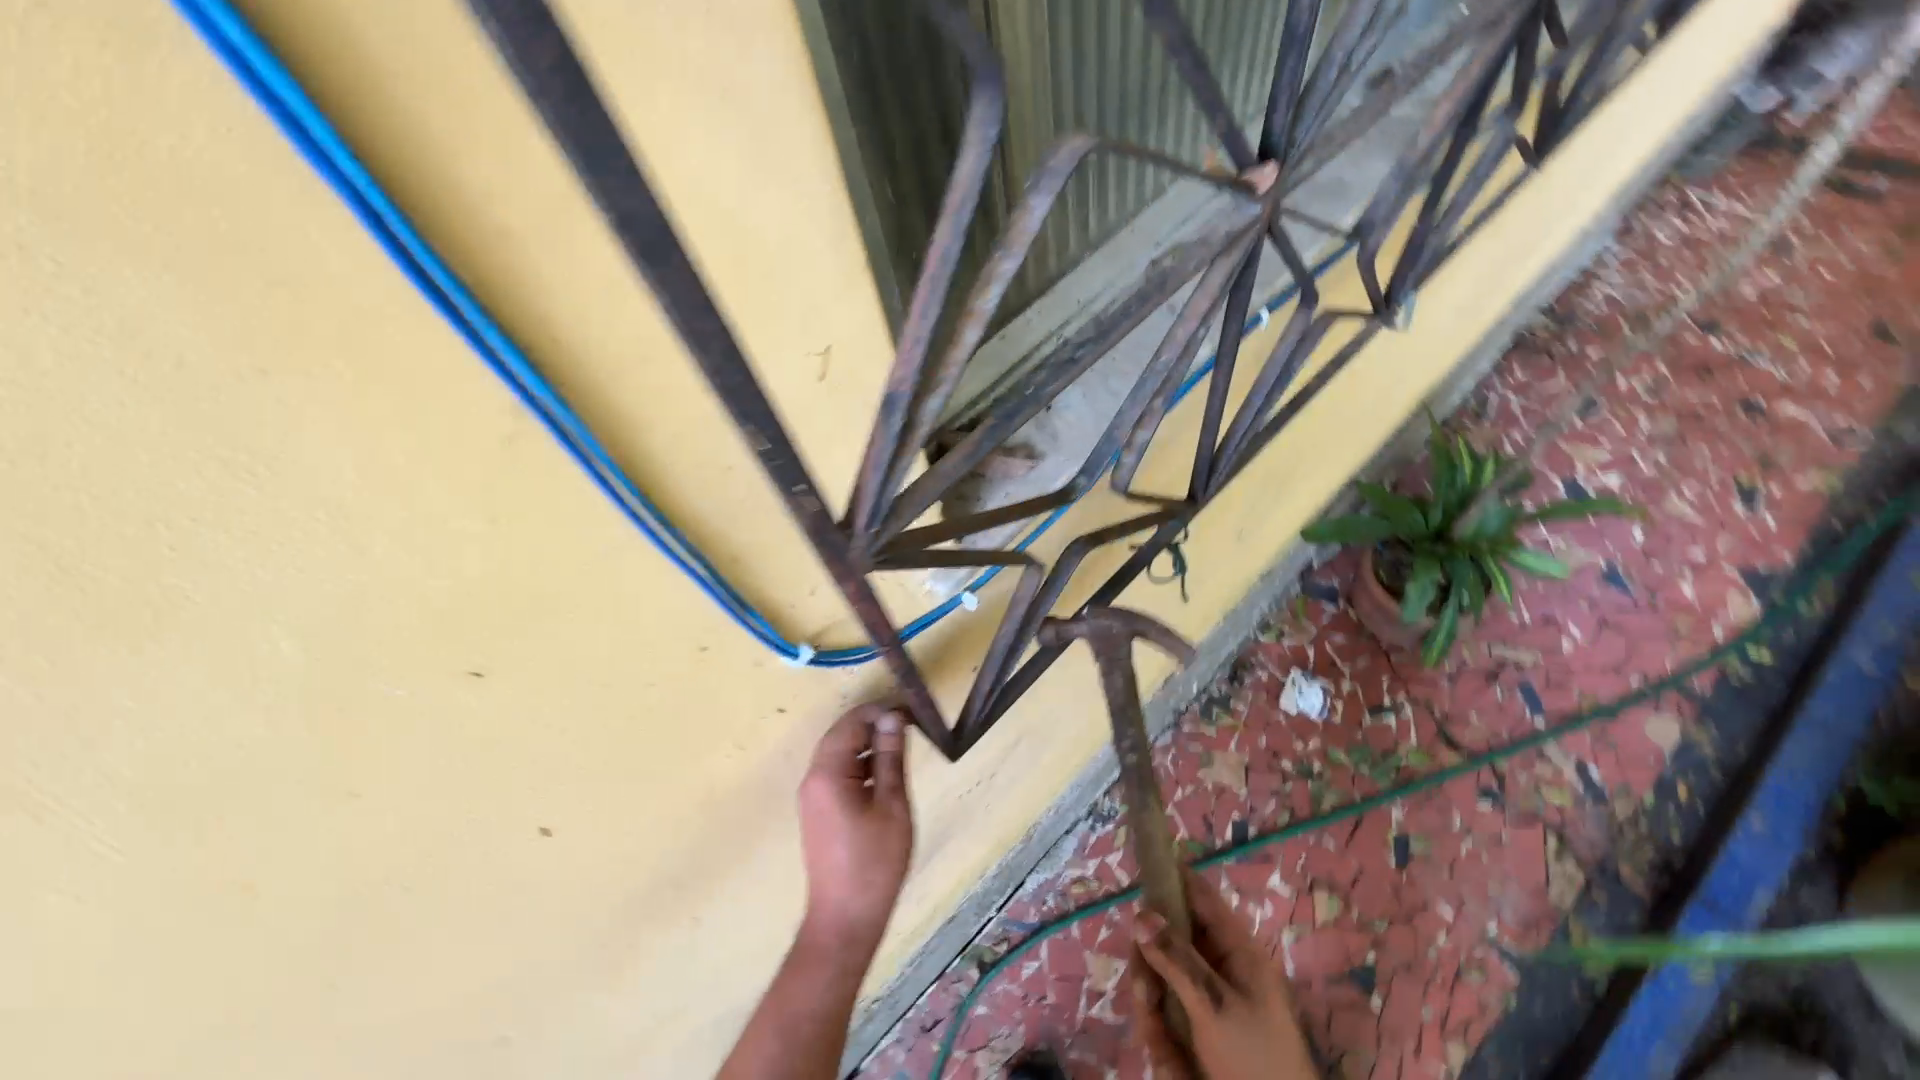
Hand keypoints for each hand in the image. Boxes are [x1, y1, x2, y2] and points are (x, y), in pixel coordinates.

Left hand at [796, 704, 912, 951]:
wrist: (846, 917)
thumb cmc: (874, 861)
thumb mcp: (892, 804)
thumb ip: (891, 758)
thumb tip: (893, 718)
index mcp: (827, 773)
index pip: (850, 723)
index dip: (879, 712)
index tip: (911, 714)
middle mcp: (812, 778)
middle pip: (840, 736)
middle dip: (873, 725)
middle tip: (910, 727)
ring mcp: (812, 796)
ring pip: (839, 754)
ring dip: (867, 745)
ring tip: (902, 748)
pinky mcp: (819, 811)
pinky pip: (838, 774)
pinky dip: (860, 766)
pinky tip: (885, 775)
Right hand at [1130, 871, 1317, 1079]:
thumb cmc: (1254, 1059)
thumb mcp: (1213, 1006)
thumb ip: (1176, 959)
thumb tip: (1140, 913)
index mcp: (1238, 952)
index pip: (1202, 897)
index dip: (1174, 879)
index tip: (1142, 869)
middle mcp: (1222, 967)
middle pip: (1172, 938)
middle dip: (1151, 962)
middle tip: (1145, 991)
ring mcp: (1209, 999)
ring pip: (1162, 977)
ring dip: (1152, 1003)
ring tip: (1159, 1037)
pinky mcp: (1199, 1028)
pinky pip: (1166, 1012)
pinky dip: (1160, 1033)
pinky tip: (1169, 1062)